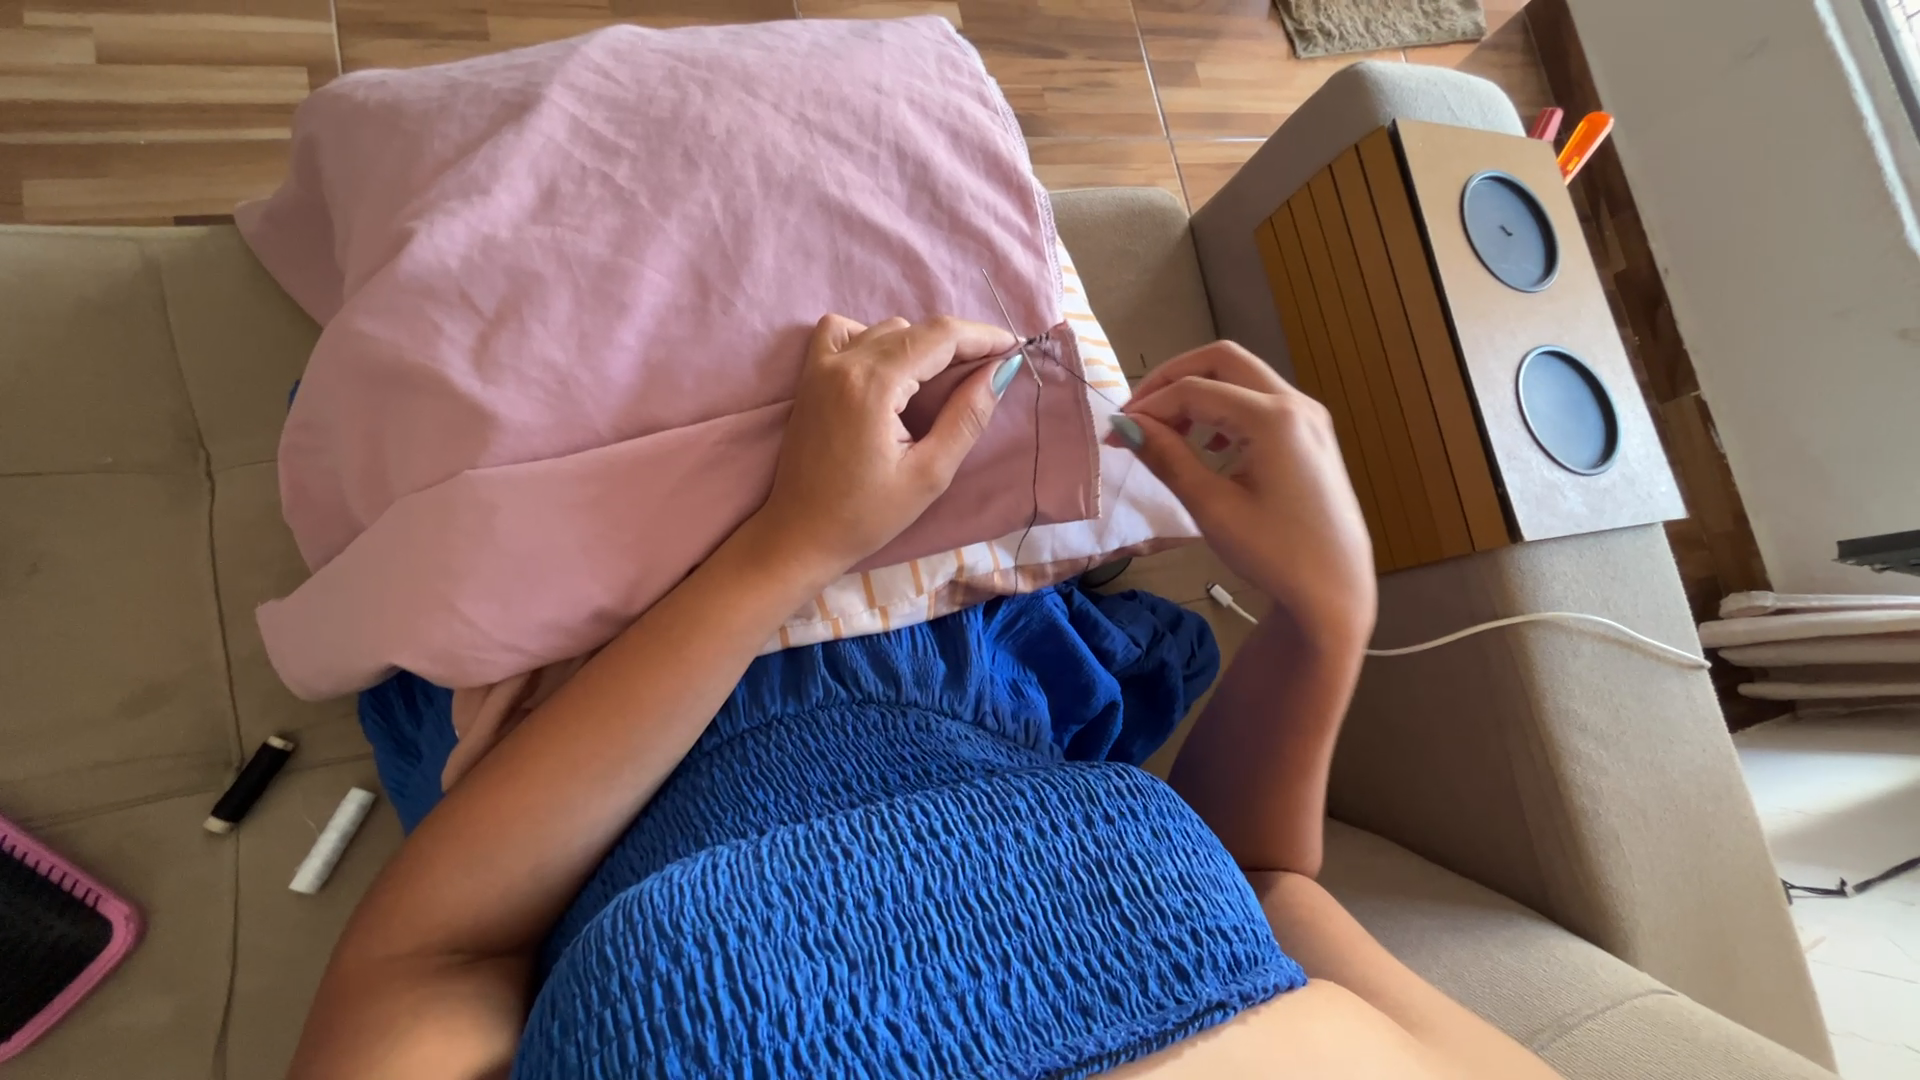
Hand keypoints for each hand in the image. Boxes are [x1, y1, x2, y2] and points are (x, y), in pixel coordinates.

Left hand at [751, 313, 1021, 574]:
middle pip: (916, 329)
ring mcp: (820, 365)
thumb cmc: (866, 516)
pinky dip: (873, 339)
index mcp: (873, 384)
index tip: (1014, 348)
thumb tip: (1001, 371)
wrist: (800, 534)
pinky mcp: (809, 376)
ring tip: (941, 383)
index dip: (983, 337)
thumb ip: (967, 417)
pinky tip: (888, 371)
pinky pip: (845, 332)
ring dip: (920, 345)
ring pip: (886, 329)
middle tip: (988, 373)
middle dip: (959, 344)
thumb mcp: (929, 474)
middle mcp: (843, 362)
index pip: (940, 336)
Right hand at [1112, 341, 1375, 643]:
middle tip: (1138, 413)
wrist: (1335, 590)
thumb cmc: (1273, 552)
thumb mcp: (1211, 506)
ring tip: (1167, 432)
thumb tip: (1127, 427)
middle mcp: (1295, 403)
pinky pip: (1260, 402)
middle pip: (1222, 361)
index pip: (1193, 391)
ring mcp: (1308, 417)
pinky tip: (1209, 446)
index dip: (1148, 408)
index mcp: (1272, 418)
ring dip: (1199, 392)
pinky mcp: (1311, 435)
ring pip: (1242, 378)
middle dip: (1172, 379)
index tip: (1115, 436)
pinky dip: (1224, 409)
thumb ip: (1167, 457)